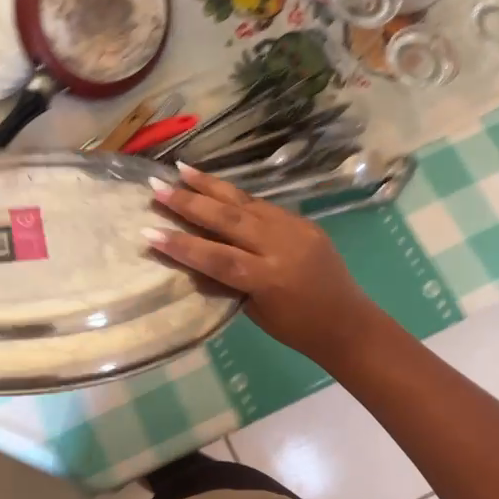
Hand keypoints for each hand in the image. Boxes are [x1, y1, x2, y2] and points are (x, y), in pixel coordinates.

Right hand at [144, 164, 377, 361]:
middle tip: (156, 187)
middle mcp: (282, 246)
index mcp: (269, 278)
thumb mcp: (254, 310)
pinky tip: (212, 185)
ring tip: (180, 169)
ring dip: (209, 185)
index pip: (217, 257)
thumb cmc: (297, 328)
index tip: (148, 232)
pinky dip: (233, 195)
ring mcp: (294, 228)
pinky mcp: (302, 220)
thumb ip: (226, 280)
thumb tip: (190, 255)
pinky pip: (261, 204)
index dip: (182, 245)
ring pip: (244, 201)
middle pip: (228, 219)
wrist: (350, 323)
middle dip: (189, 202)